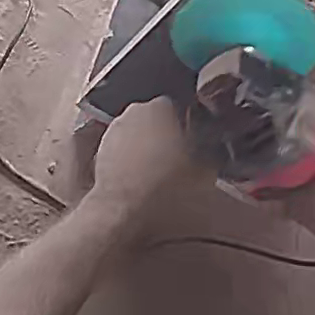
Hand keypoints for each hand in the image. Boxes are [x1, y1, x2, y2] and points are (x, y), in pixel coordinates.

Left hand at [91, 98, 208, 213]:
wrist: (124, 209)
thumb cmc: (166, 186)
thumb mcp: (205, 171)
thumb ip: (211, 151)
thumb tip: (213, 148)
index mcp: (161, 107)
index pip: (180, 105)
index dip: (189, 124)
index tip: (197, 140)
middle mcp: (133, 111)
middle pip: (156, 118)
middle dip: (166, 133)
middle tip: (181, 156)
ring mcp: (114, 130)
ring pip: (138, 133)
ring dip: (148, 146)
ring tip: (161, 171)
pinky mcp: (101, 150)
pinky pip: (123, 149)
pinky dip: (131, 159)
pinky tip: (142, 178)